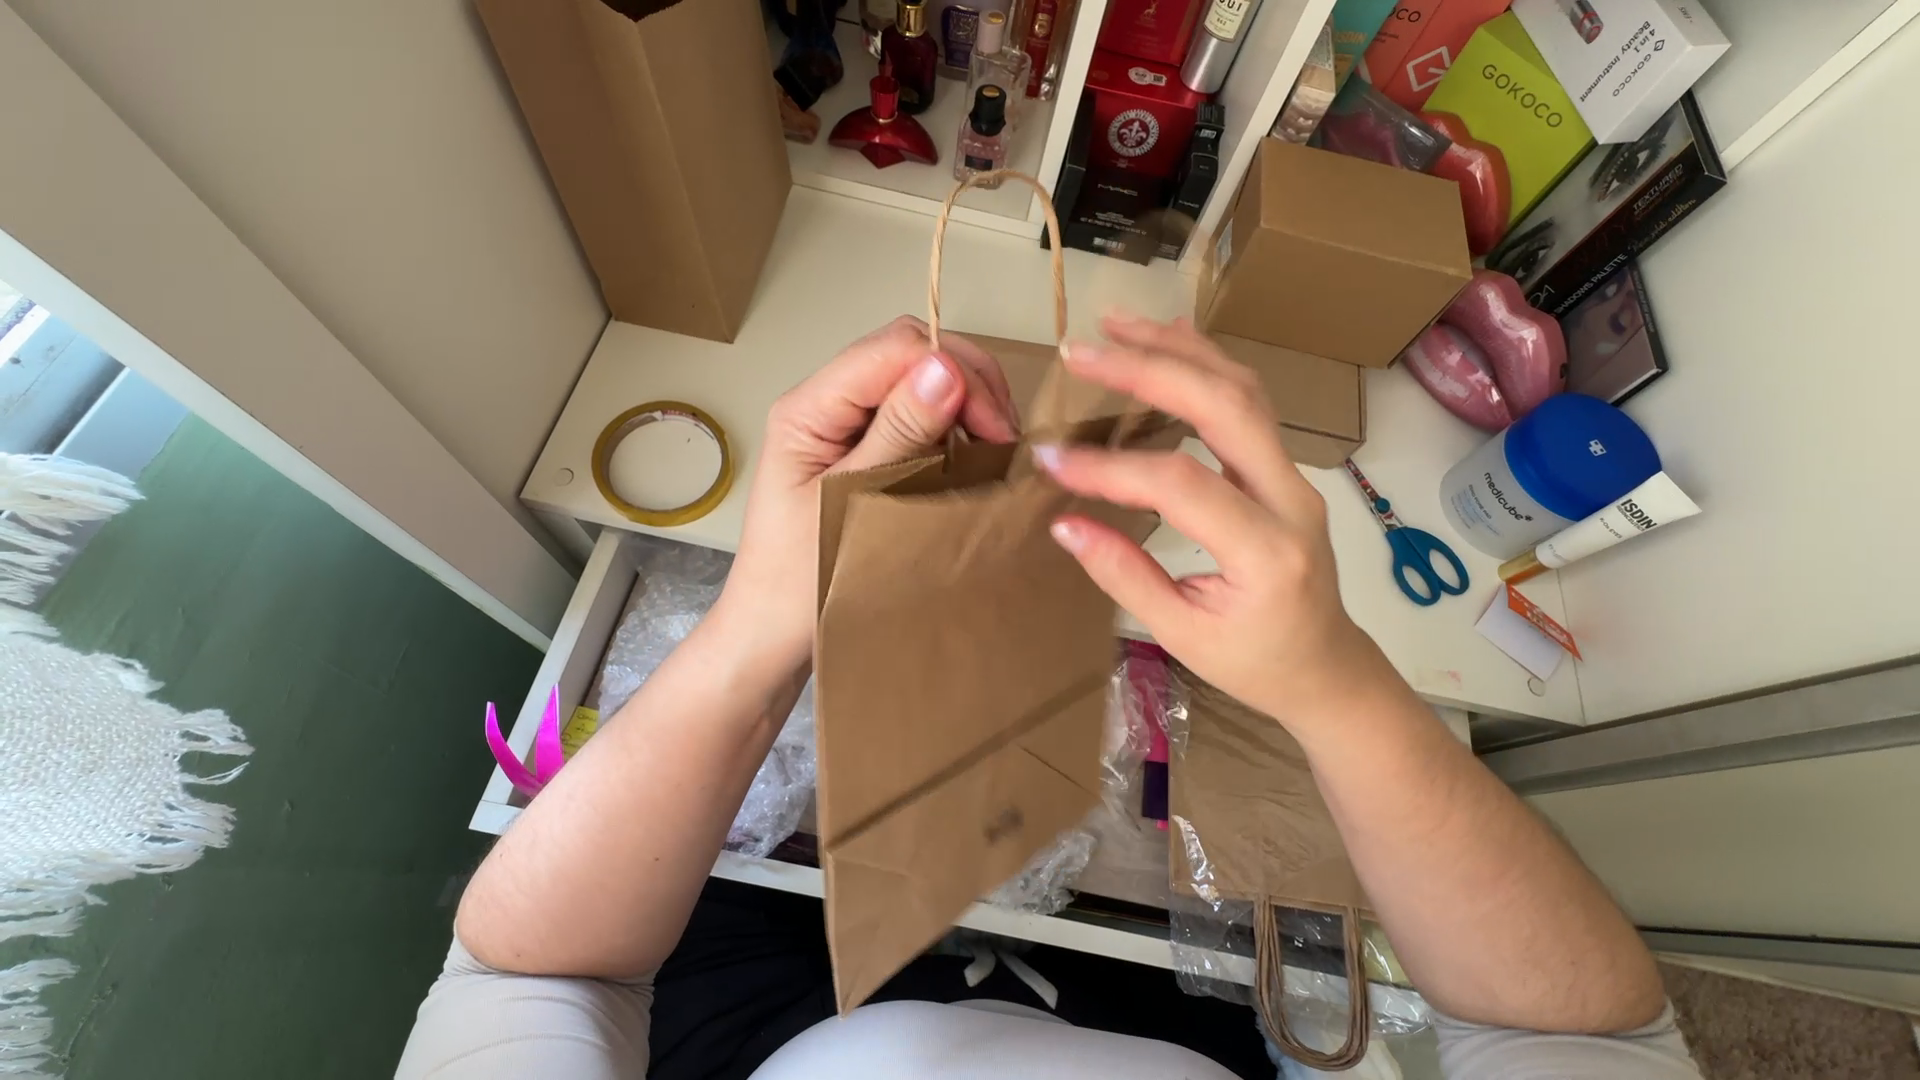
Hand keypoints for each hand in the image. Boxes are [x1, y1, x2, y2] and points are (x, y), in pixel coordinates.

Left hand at [718, 316, 1020, 673]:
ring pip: (916, 380)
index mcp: (808, 409)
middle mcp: (825, 403)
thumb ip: (897, 435)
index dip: (956, 374)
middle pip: (906, 352)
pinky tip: (971, 457)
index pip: (893, 350)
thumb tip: (946, 369)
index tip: (997, 429)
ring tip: (993, 449)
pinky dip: (951, 426)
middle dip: (967, 380)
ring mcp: (844, 424)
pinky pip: (914, 415)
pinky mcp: (862, 448)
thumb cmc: (799, 581)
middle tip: (1004, 436)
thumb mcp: (851, 504)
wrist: (771, 633)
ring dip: (964, 403)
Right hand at [1033, 314, 1382, 726]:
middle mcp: (1290, 498)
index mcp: (1266, 551)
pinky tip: (1169, 336)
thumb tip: (1064, 523)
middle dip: (1150, 368)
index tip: (1051, 459)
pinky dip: (1206, 361)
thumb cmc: (1253, 662)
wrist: (1326, 666)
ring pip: (1242, 389)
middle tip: (1081, 352)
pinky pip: (1249, 400)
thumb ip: (1124, 575)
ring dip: (1177, 349)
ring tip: (1116, 324)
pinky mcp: (1284, 467)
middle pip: (1225, 406)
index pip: (1181, 484)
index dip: (1111, 467)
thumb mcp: (1181, 634)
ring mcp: (1294, 475)